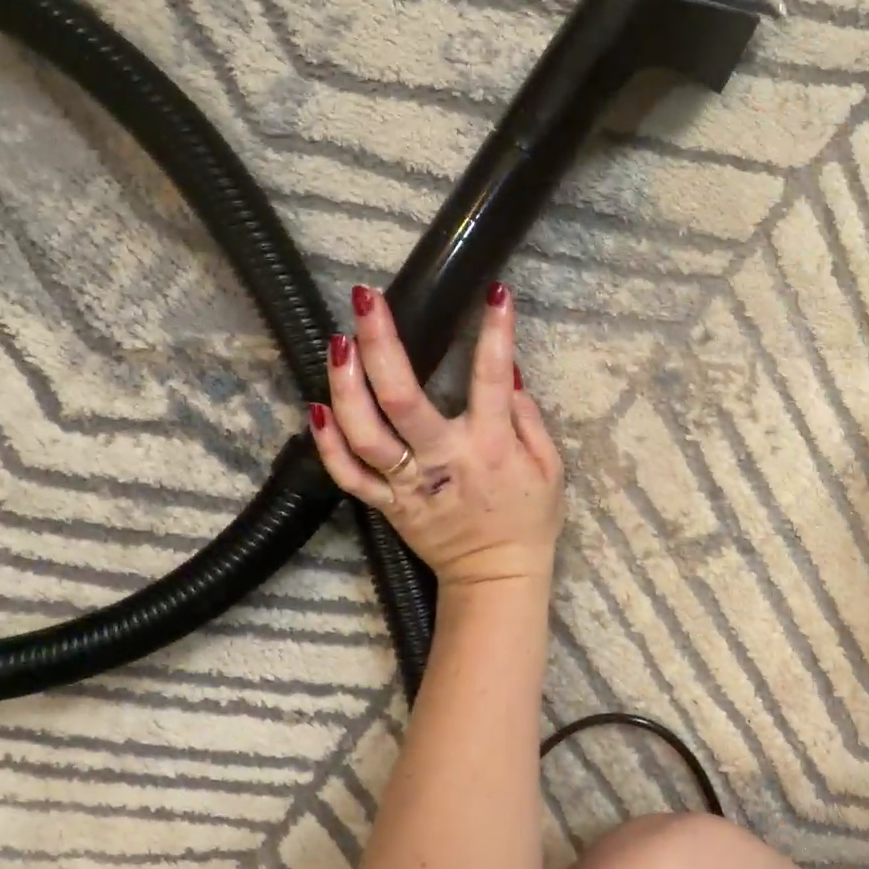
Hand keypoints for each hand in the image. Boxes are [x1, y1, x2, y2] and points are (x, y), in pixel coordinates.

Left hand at [309, 282, 563, 591]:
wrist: (498, 574)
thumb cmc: (530, 518)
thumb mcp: (551, 469)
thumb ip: (530, 421)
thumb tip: (510, 374)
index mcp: (493, 447)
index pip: (492, 379)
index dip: (496, 333)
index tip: (495, 294)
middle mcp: (446, 459)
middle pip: (402, 397)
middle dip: (382, 343)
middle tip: (366, 300)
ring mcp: (410, 483)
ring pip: (365, 432)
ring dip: (345, 385)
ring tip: (338, 342)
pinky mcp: (387, 504)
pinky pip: (349, 475)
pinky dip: (328, 443)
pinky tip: (316, 406)